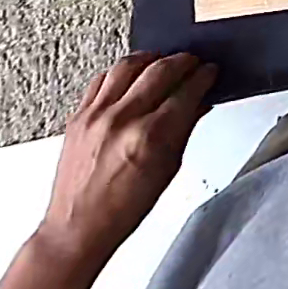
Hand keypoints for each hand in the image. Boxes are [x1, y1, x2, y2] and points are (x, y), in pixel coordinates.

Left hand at [37, 51, 216, 262]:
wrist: (76, 230)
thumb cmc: (123, 207)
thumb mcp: (170, 165)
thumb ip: (186, 125)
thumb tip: (200, 100)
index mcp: (151, 135)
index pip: (189, 88)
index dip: (206, 75)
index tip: (211, 72)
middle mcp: (122, 120)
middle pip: (162, 69)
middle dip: (185, 61)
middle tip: (194, 63)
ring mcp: (96, 116)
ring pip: (129, 64)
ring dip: (153, 58)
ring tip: (164, 61)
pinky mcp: (78, 117)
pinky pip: (101, 79)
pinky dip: (123, 71)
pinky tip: (134, 75)